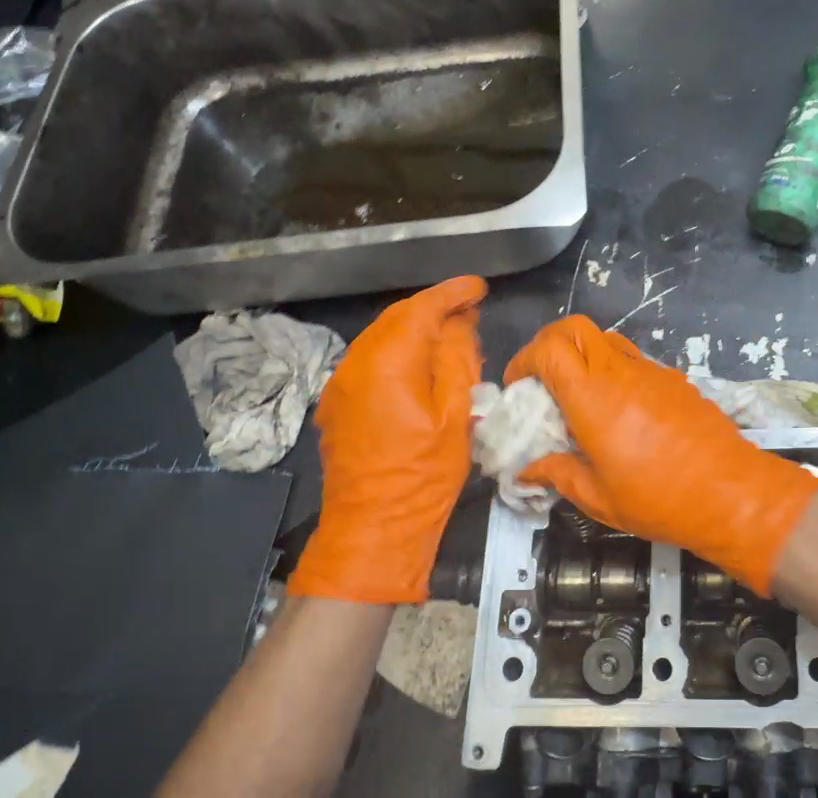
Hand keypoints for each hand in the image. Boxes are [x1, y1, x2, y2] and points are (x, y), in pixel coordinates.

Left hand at [289, 276, 486, 603]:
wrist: (373, 530)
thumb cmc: (424, 475)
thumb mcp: (456, 415)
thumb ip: (457, 360)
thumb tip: (459, 324)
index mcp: (387, 364)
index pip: (422, 309)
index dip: (453, 293)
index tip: (480, 287)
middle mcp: (356, 365)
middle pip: (397, 318)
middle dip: (434, 308)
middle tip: (471, 310)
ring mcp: (341, 386)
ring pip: (381, 338)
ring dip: (415, 329)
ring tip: (451, 335)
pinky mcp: (338, 405)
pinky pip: (370, 361)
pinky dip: (398, 352)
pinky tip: (421, 365)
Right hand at [510, 315, 817, 595]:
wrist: (731, 491)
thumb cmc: (659, 498)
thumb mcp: (598, 497)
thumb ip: (558, 474)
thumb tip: (528, 470)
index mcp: (593, 397)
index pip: (549, 348)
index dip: (525, 359)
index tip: (519, 387)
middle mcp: (621, 373)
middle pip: (575, 327)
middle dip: (549, 343)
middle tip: (541, 379)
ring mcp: (652, 371)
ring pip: (607, 339)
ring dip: (583, 355)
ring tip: (577, 395)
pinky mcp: (674, 380)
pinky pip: (634, 359)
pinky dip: (613, 370)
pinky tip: (617, 409)